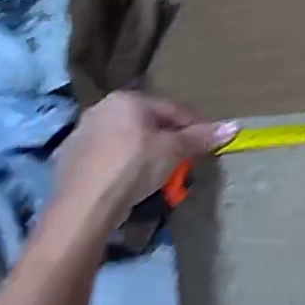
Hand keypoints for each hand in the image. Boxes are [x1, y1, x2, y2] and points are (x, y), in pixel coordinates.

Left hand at [46, 92, 237, 243]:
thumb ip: (201, 137)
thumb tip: (234, 127)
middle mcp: (102, 108)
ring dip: (146, 153)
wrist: (84, 205)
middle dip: (169, 140)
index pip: (173, 109)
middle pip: (148, 123)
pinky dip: (124, 165)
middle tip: (186, 160)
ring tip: (161, 174)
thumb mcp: (174, 151)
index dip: (196, 126)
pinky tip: (131, 183)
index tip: (210, 143)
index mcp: (128, 99)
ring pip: (127, 140)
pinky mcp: (70, 158)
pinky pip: (108, 156)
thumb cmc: (134, 166)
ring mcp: (82, 133)